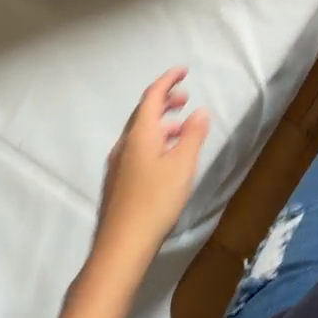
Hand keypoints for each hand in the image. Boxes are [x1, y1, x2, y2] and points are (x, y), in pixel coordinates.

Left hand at [95, 68, 210, 256]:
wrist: (120, 247)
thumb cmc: (155, 201)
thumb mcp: (183, 164)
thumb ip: (193, 134)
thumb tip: (200, 111)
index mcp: (139, 134)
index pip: (152, 96)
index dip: (168, 80)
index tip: (184, 70)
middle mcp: (124, 145)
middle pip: (143, 113)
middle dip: (165, 101)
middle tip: (185, 98)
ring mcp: (118, 165)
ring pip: (140, 133)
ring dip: (161, 123)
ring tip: (181, 129)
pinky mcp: (118, 182)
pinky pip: (137, 148)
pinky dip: (154, 140)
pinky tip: (166, 158)